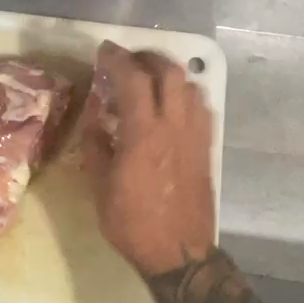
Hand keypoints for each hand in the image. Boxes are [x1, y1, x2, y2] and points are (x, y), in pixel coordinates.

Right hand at [80, 41, 216, 276]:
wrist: (178, 252)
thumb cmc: (131, 222)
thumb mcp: (99, 185)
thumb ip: (96, 145)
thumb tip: (96, 118)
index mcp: (144, 134)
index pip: (134, 80)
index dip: (118, 59)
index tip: (105, 50)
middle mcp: (175, 127)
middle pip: (169, 72)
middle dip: (147, 58)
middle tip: (128, 61)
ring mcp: (196, 136)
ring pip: (190, 86)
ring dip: (169, 74)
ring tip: (149, 80)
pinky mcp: (207, 148)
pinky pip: (200, 107)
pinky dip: (184, 94)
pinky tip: (170, 106)